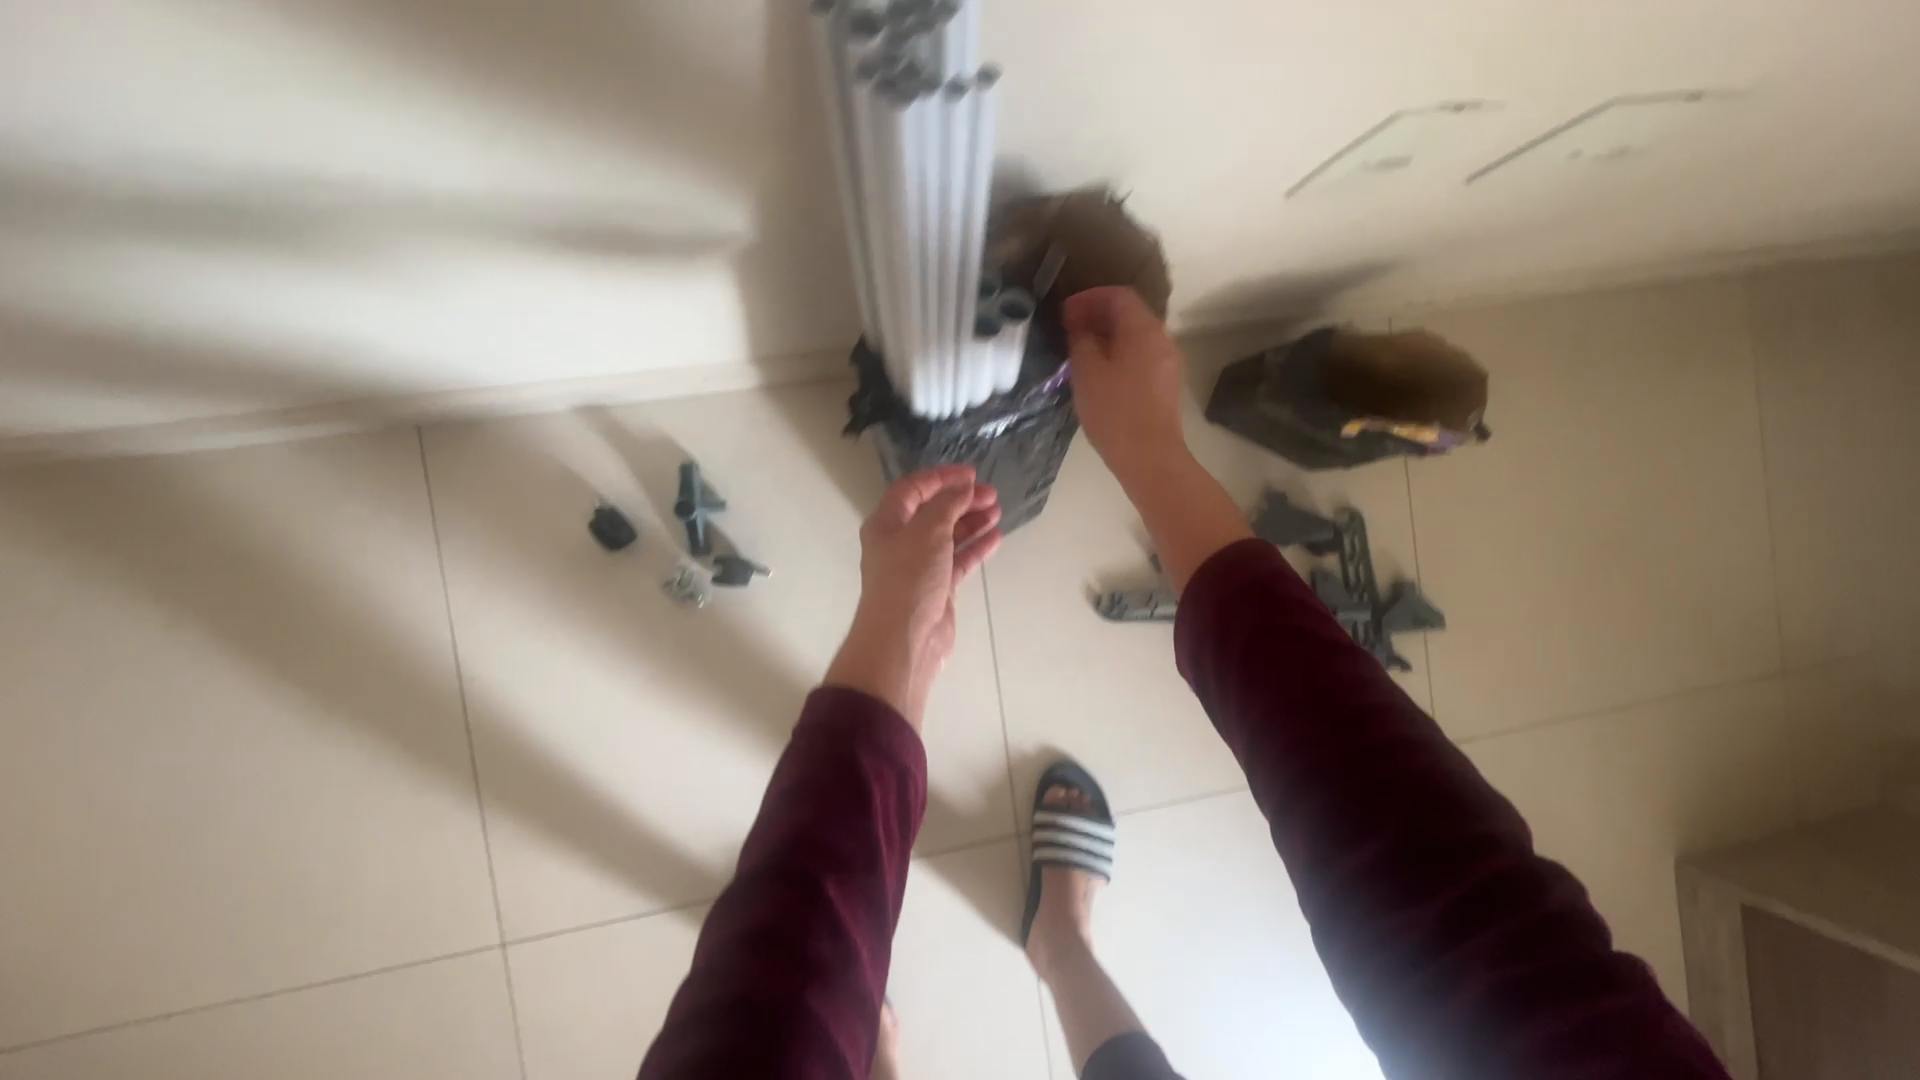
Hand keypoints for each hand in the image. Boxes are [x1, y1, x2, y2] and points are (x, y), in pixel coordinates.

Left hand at [825, 466, 1001, 728]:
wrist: (905, 639)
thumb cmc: (909, 579)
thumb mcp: (927, 531)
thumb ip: (947, 504)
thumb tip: (963, 487)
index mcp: (887, 523)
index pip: (913, 489)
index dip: (941, 478)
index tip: (971, 474)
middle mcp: (901, 542)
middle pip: (933, 511)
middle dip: (961, 500)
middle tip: (992, 495)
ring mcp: (920, 566)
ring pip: (948, 536)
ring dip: (971, 522)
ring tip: (997, 512)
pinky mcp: (938, 588)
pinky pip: (959, 560)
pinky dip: (976, 548)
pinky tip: (996, 538)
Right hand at [1063, 286, 1188, 478]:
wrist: (1150, 458)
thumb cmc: (1115, 412)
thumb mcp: (1087, 373)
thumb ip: (1082, 342)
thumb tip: (1081, 328)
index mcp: (1144, 329)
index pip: (1118, 295)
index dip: (1089, 298)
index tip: (1065, 313)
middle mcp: (1162, 339)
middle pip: (1130, 314)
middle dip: (1097, 316)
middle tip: (1069, 329)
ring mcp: (1167, 363)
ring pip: (1135, 338)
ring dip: (1107, 337)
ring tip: (1080, 352)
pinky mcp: (1165, 385)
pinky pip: (1140, 357)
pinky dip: (1118, 355)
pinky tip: (1098, 374)